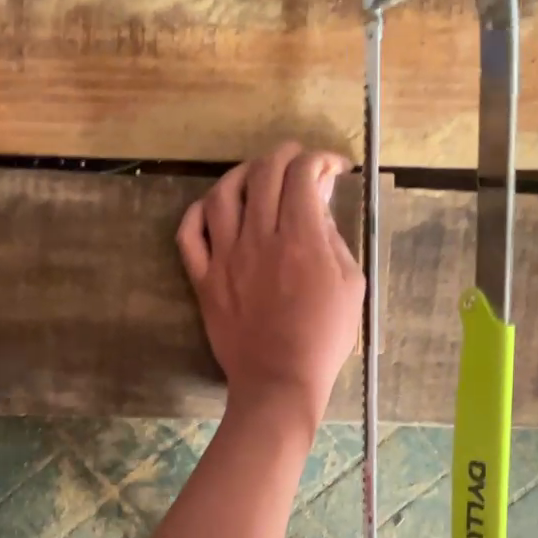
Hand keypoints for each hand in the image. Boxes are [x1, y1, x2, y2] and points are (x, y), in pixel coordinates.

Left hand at [177, 142, 363, 426]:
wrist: (278, 381)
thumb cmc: (322, 338)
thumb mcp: (349, 285)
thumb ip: (332, 238)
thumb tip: (318, 205)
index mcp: (300, 239)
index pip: (302, 175)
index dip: (320, 160)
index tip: (332, 168)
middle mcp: (258, 238)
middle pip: (263, 174)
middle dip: (285, 156)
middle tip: (297, 162)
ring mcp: (225, 258)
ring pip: (222, 195)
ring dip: (241, 174)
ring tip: (255, 175)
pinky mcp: (203, 279)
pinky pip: (188, 234)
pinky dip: (197, 212)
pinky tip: (212, 207)